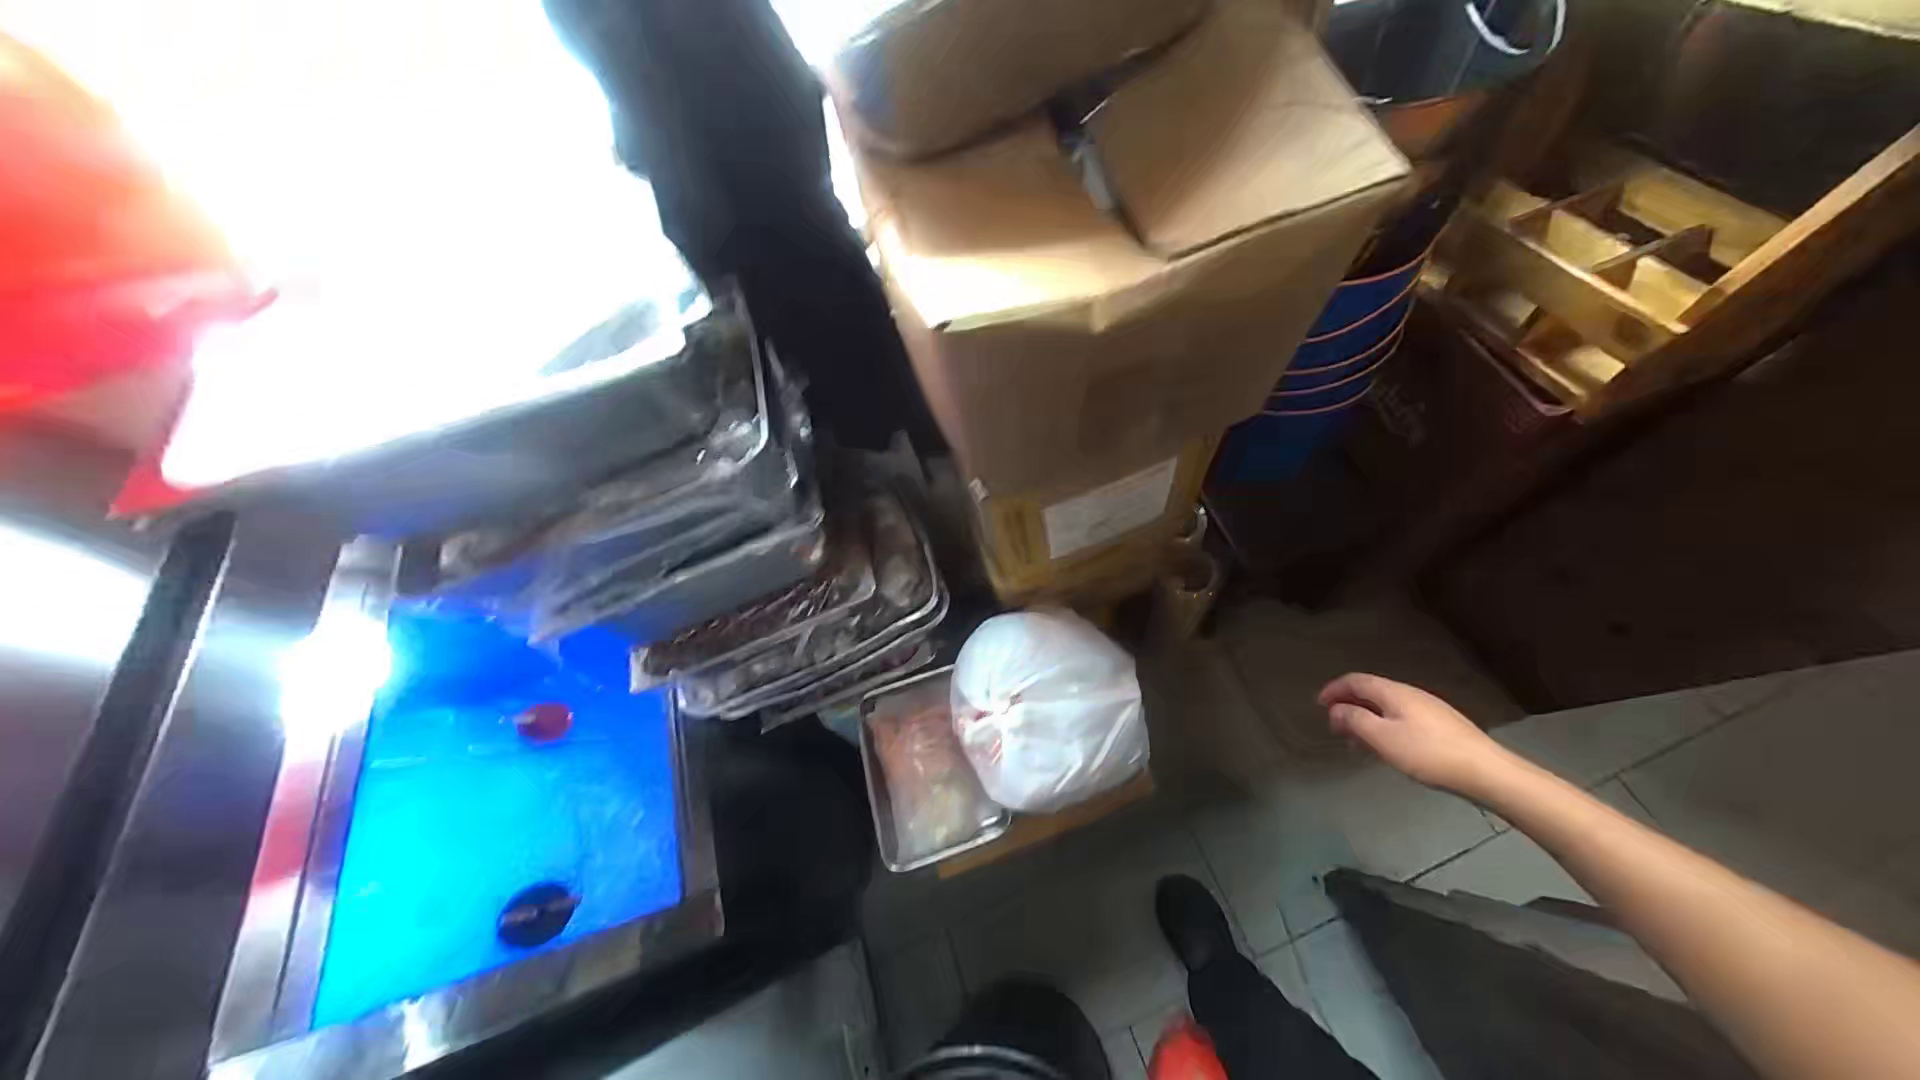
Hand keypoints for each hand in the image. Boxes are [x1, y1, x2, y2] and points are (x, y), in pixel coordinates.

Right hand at [1318, 673, 1519, 796]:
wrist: (1488, 773)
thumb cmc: (1428, 753)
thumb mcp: (1382, 738)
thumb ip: (1354, 720)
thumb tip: (1336, 709)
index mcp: (1393, 692)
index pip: (1355, 680)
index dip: (1333, 689)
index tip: (1318, 705)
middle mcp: (1411, 694)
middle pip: (1371, 692)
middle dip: (1348, 705)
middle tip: (1335, 726)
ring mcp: (1430, 709)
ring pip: (1387, 706)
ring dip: (1366, 718)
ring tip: (1357, 740)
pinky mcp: (1442, 726)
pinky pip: (1402, 717)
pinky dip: (1384, 725)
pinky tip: (1388, 746)